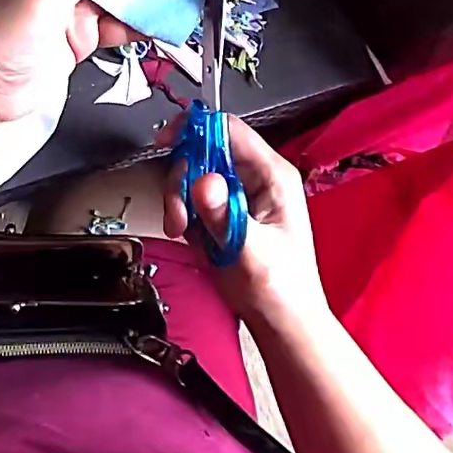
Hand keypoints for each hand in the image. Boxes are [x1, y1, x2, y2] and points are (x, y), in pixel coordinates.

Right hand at [157, 113, 328, 325]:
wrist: (281, 323)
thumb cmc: (282, 290)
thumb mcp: (252, 252)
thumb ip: (225, 216)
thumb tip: (204, 182)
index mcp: (272, 175)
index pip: (228, 130)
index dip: (196, 129)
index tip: (170, 141)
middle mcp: (254, 178)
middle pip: (202, 151)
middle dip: (182, 179)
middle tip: (179, 212)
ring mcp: (236, 194)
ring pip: (192, 174)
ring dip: (178, 200)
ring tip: (184, 229)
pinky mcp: (221, 211)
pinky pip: (189, 198)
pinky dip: (182, 214)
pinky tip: (191, 236)